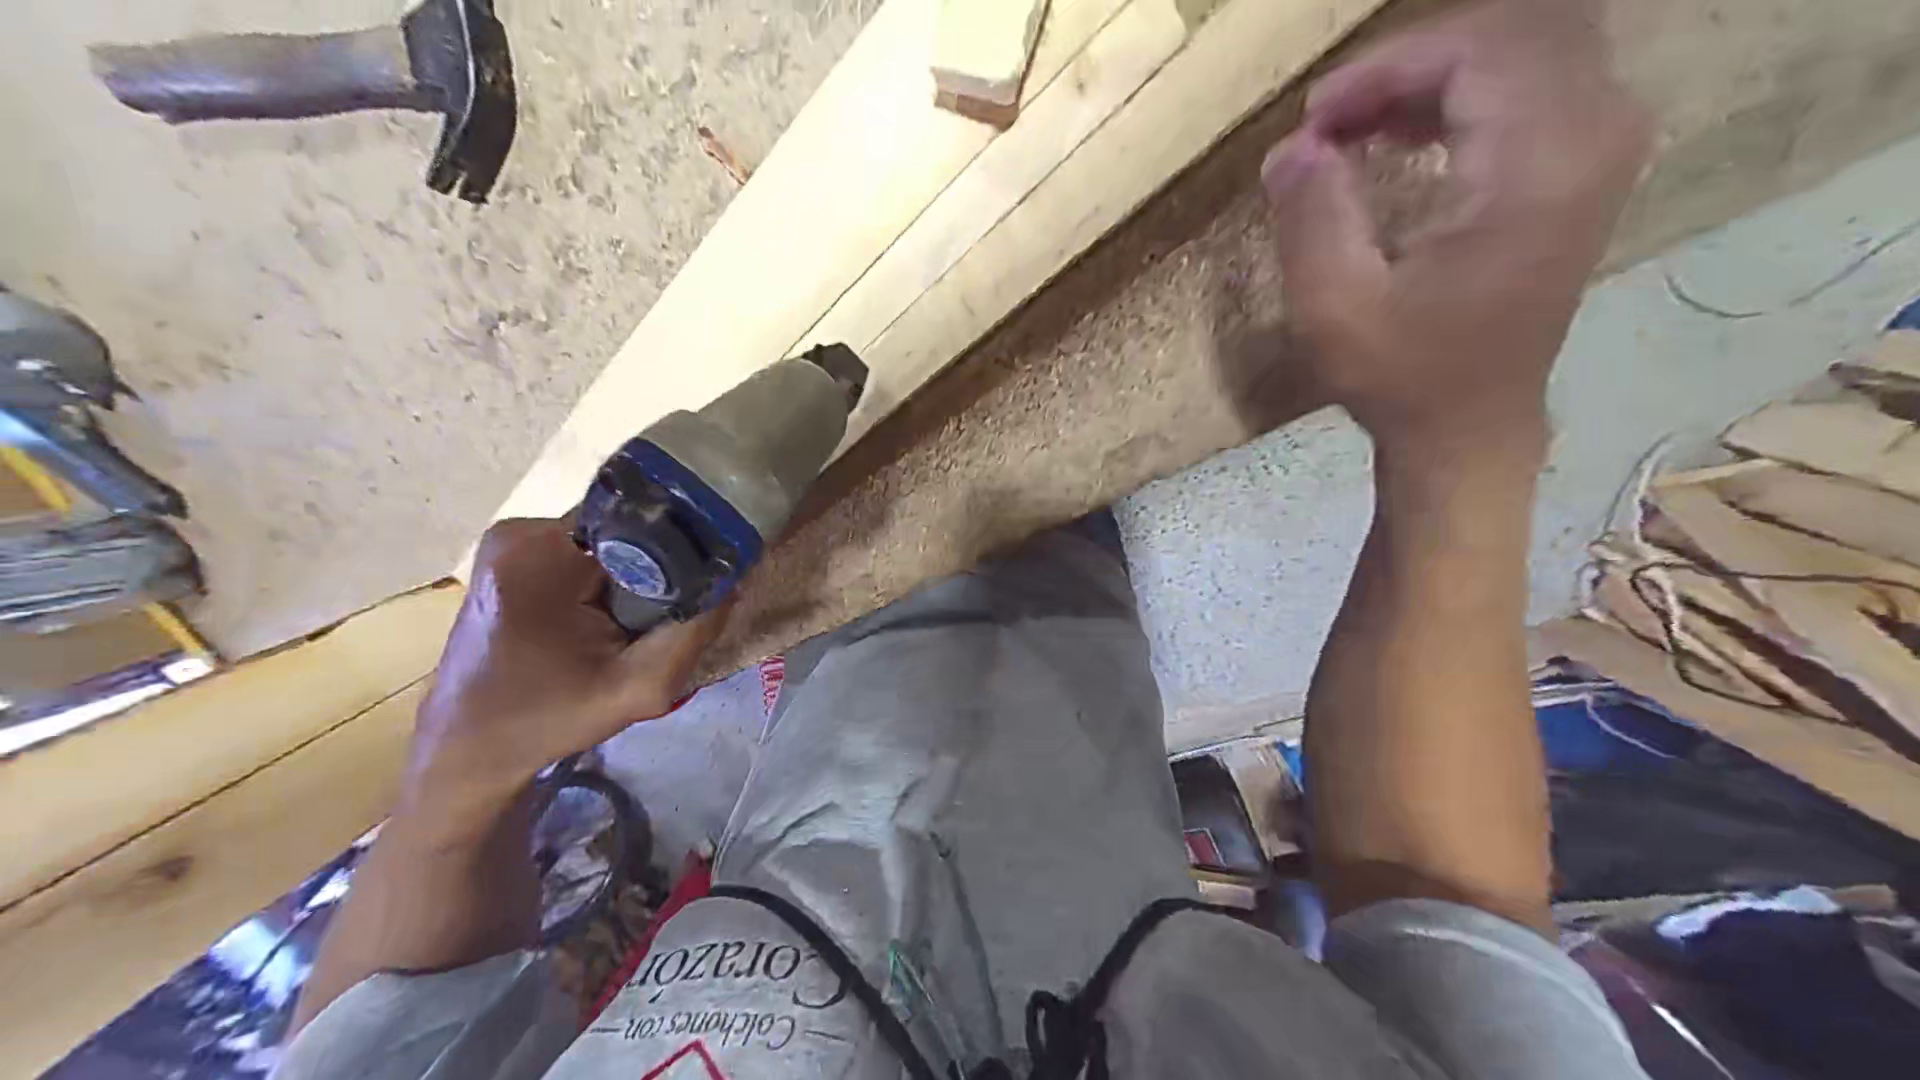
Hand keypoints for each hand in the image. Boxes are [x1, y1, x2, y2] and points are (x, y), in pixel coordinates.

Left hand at [403, 518, 725, 823]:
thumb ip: (695, 630)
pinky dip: (606, 580)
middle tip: (661, 618)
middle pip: (624, 530)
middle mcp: (521, 532)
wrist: (467, 750)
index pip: (642, 523)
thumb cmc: (546, 720)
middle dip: (655, 569)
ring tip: (633, 623)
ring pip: (608, 542)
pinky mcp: (510, 557)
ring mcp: (510, 541)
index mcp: (542, 553)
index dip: (680, 552)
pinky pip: (585, 553)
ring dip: (632, 576)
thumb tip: (734, 578)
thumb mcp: (640, 688)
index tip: (694, 591)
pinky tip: (606, 619)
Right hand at [1263, 0, 1650, 455]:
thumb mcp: (1334, 307)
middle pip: (1509, 35)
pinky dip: (1459, 102)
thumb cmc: (1401, 376)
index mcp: (1537, 166)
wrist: (1467, 427)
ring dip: (1429, 80)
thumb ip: (1311, 217)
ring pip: (1522, 55)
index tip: (1311, 119)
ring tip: (1352, 130)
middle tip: (1328, 122)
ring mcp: (1599, 152)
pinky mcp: (1581, 173)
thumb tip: (1290, 147)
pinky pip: (1530, 92)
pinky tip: (1402, 138)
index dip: (1385, 68)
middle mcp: (1593, 137)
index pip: (1477, 51)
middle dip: (1407, 66)